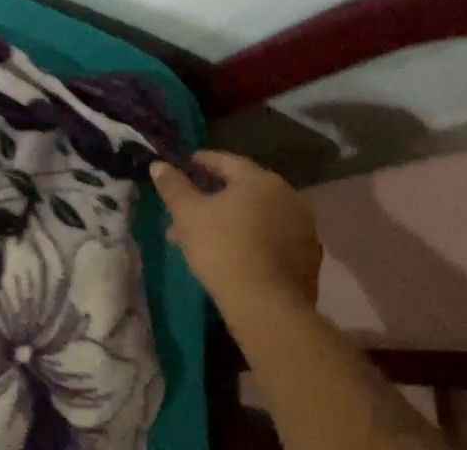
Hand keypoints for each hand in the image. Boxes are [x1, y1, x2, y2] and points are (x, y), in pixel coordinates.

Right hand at [149, 151, 322, 310]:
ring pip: (255, 215)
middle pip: (241, 190)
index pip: (226, 161)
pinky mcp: (308, 258)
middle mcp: (289, 198)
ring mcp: (303, 229)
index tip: (183, 166)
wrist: (266, 306)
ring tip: (198, 237)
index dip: (201, 162)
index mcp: (261, 180)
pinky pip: (270, 237)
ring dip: (228, 220)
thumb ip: (173, 185)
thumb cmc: (223, 248)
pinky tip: (228, 254)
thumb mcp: (187, 213)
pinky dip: (249, 238)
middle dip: (210, 197)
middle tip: (185, 208)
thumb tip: (159, 165)